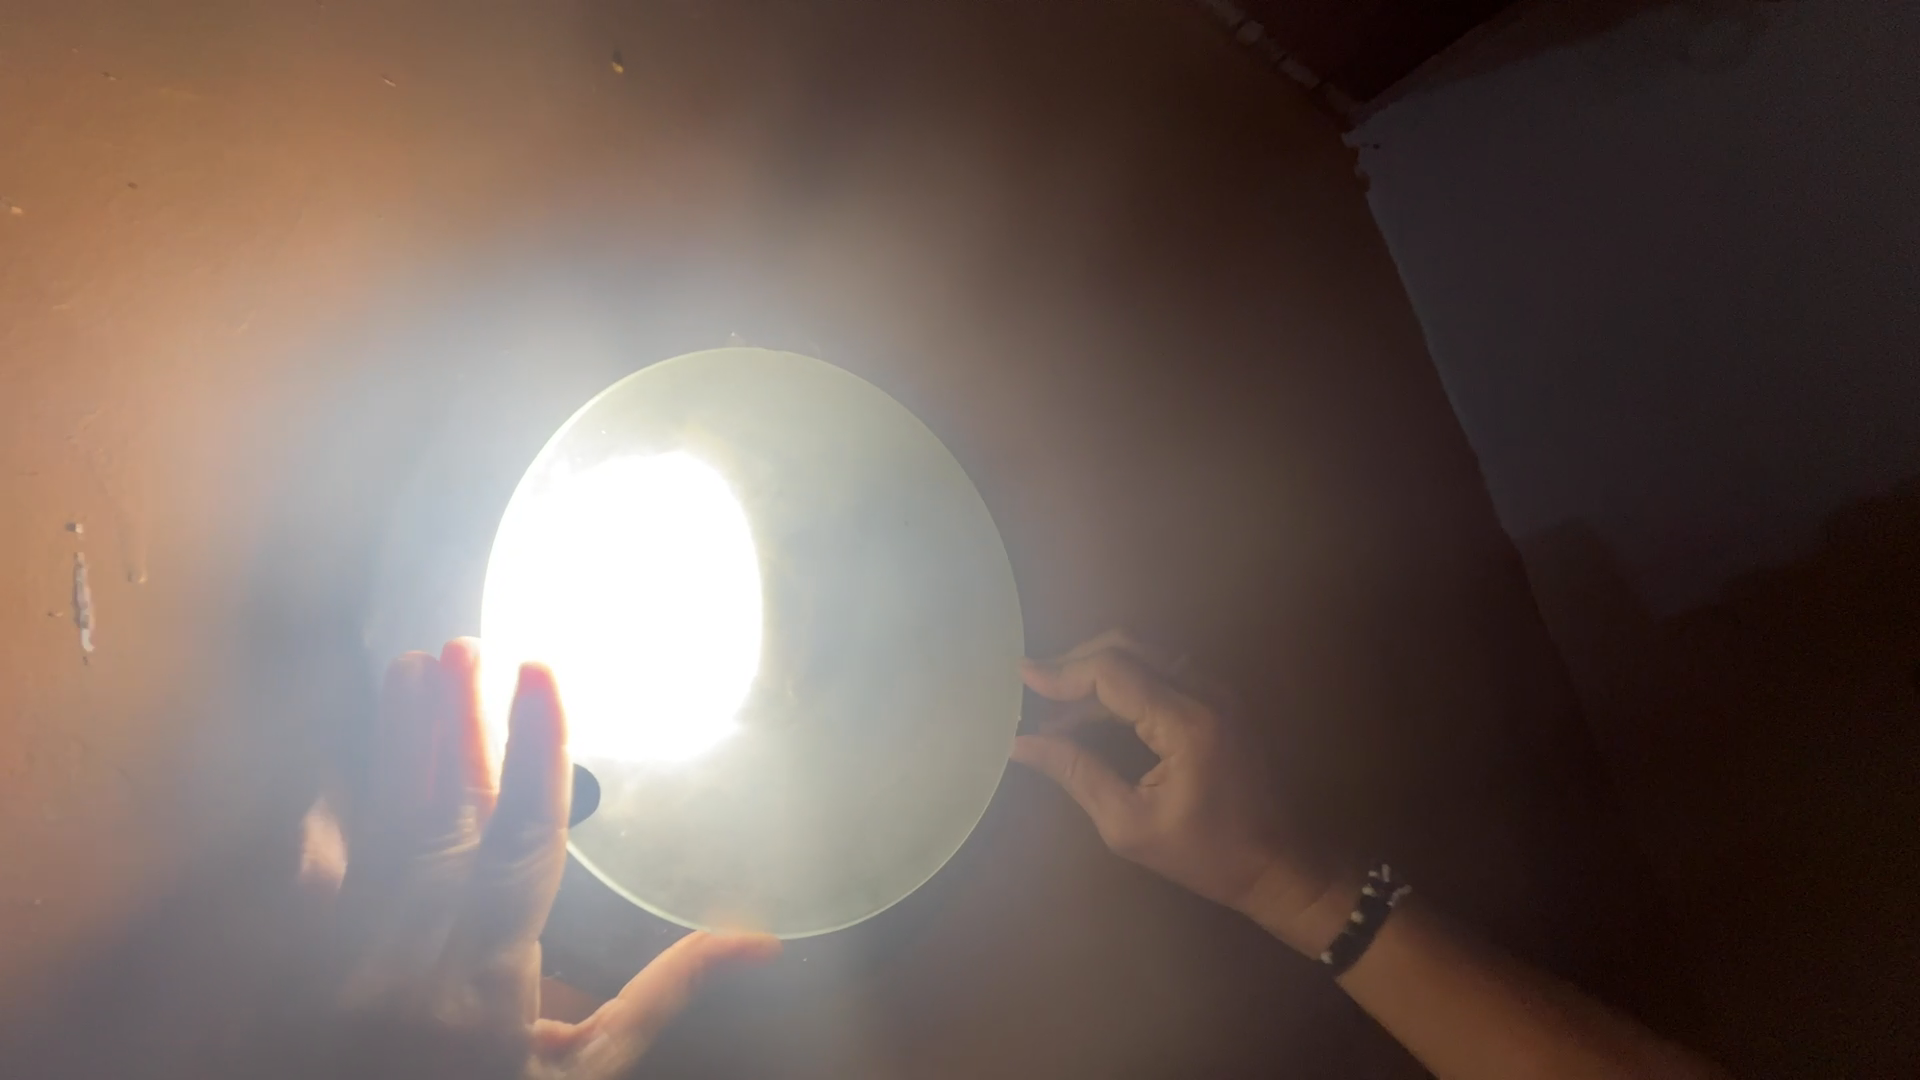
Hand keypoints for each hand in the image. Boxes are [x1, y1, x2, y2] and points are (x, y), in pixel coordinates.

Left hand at [293, 639, 779, 1078]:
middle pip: (437, 814)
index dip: (536, 746)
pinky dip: (321, 809)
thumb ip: (665, 995)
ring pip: (371, 828)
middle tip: (463, 647)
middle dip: (455, 722)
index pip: (520, 836)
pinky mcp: (300, 971)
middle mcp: (400, 962)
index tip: (541, 672)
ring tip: (410, 669)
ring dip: (397, 742)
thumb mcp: (585, 1077)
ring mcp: (335, 966)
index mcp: (481, 984)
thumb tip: (761, 944)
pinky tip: (336, 758)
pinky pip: (304, 875)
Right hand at [1012, 631, 1351, 954]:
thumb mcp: (1129, 825)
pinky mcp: (1217, 696)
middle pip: (1126, 646)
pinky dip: (1120, 679)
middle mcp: (1204, 690)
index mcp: (1187, 722)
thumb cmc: (1207, 855)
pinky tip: (1093, 708)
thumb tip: (1022, 744)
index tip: (1021, 677)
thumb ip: (1075, 772)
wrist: (1283, 865)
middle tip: (1035, 688)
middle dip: (1074, 662)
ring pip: (1141, 652)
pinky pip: (1158, 668)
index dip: (1062, 671)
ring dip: (1095, 668)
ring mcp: (1215, 688)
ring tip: (1055, 701)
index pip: (1112, 671)